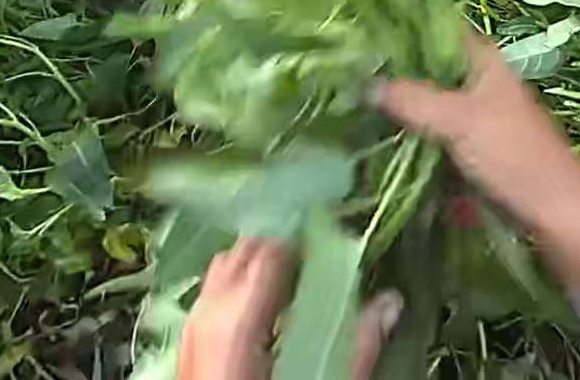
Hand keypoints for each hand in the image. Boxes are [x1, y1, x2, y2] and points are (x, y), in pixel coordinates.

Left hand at [178, 238, 403, 379]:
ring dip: (261, 258)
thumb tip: (390, 303)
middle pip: (247, 249)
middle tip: (320, 249)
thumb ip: (356, 349)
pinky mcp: (188, 342)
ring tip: (297, 271)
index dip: (304, 234)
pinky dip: (242, 279)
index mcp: (238, 323)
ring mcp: (193, 326)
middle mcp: (209, 313)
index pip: (271, 250)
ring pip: (228, 263)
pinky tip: (267, 301)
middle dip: (283, 241)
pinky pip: (215, 287)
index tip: (333, 230)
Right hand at [374, 31, 579, 307]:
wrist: (558, 215)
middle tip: (349, 68)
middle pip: (425, 62)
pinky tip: (381, 131)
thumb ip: (411, 98)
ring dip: (399, 100)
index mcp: (480, 57)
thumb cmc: (513, 155)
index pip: (432, 25)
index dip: (399, 24)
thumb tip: (362, 83)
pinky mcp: (471, 142)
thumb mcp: (458, 121)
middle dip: (391, 67)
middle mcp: (476, 76)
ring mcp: (474, 110)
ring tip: (355, 97)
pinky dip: (410, 127)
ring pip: (426, 95)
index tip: (359, 29)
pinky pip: (431, 126)